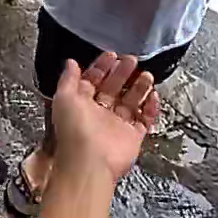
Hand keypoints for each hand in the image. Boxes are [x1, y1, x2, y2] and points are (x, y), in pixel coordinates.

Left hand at [53, 52, 160, 183]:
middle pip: (114, 89)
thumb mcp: (64, 98)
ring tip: (147, 74)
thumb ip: (68, 79)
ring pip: (131, 102)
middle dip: (122, 73)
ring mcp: (117, 125)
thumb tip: (70, 62)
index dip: (102, 68)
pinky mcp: (133, 136)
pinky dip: (150, 107)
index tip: (112, 56)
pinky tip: (153, 95)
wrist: (91, 162)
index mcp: (82, 105)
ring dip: (139, 87)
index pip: (93, 81)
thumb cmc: (75, 130)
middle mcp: (99, 114)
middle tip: (132, 60)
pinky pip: (144, 119)